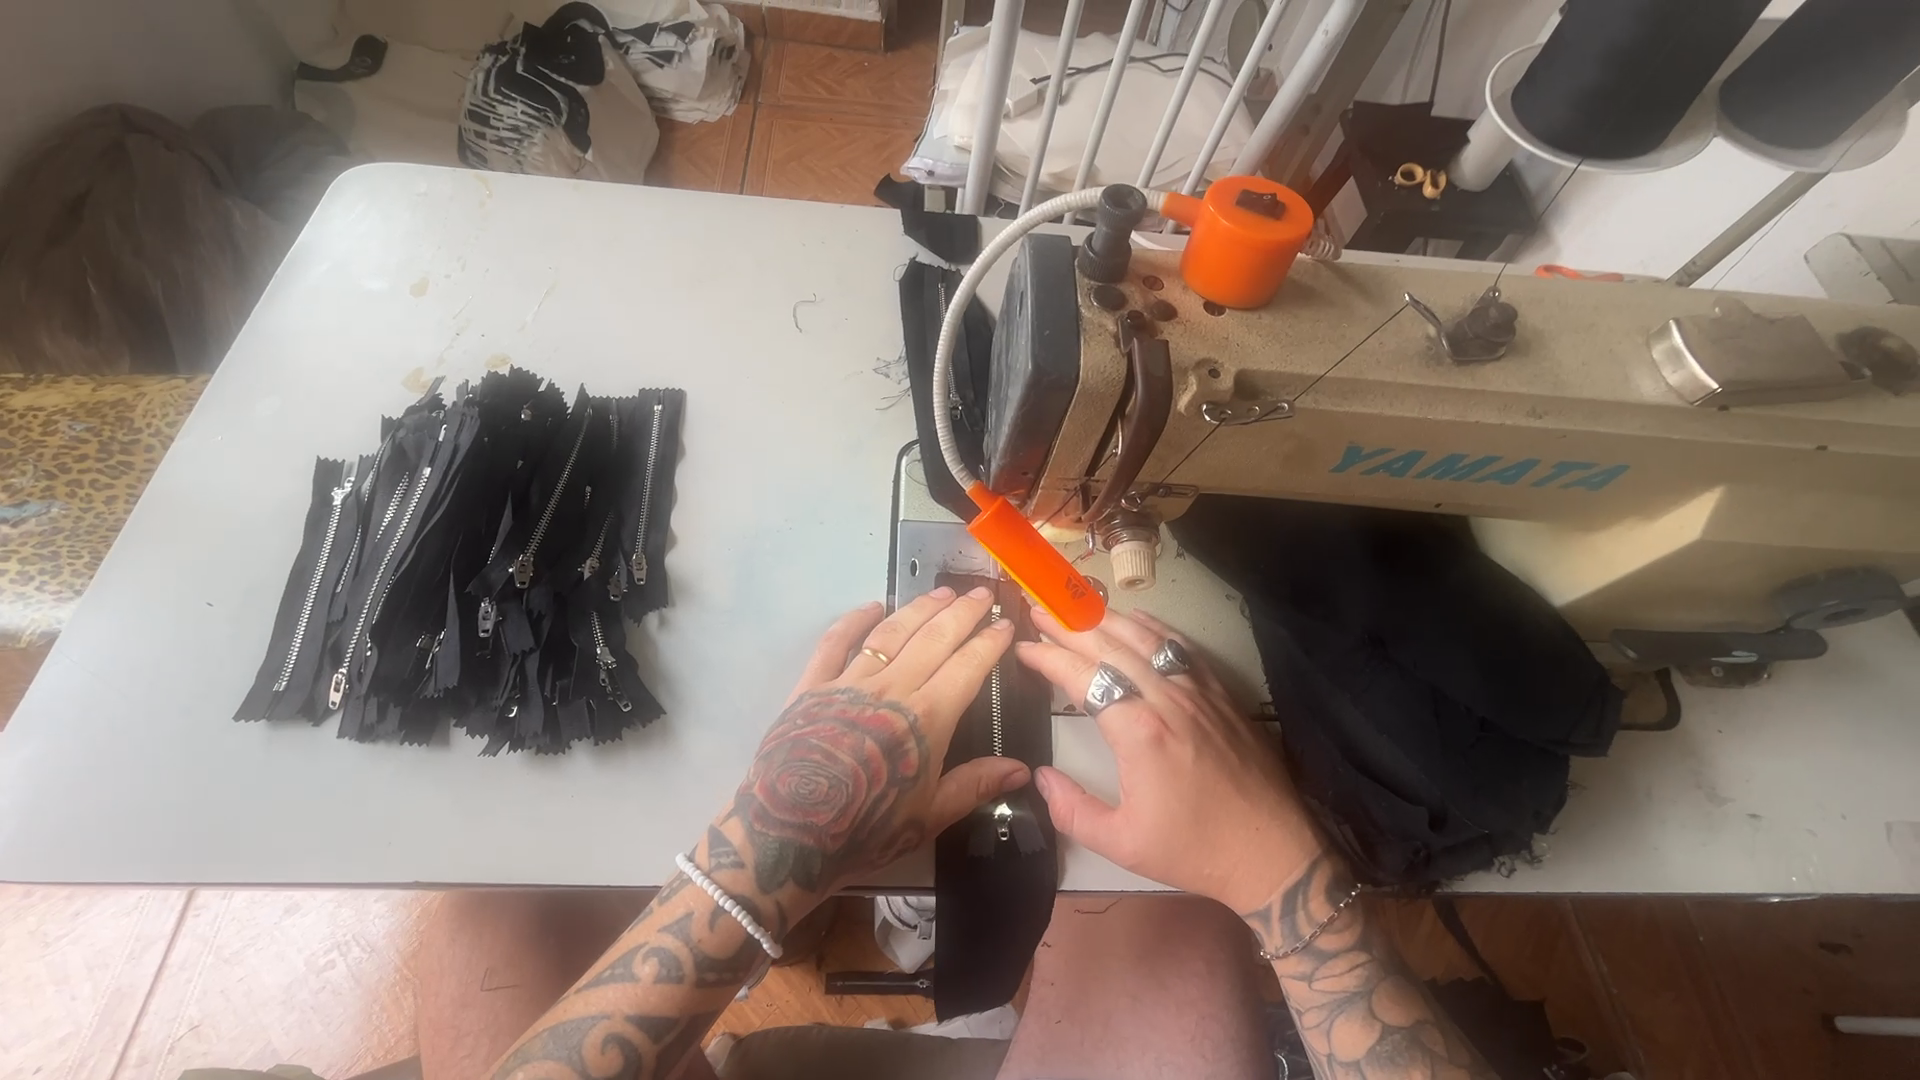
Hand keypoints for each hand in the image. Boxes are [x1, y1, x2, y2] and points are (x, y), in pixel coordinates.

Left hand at [703, 588, 1029, 923]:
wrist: (787, 835)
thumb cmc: (865, 829)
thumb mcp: (929, 816)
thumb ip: (975, 785)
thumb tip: (1021, 769)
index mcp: (927, 718)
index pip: (967, 666)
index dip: (989, 643)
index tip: (1004, 623)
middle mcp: (892, 688)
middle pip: (934, 638)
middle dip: (962, 612)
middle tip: (980, 593)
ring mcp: (849, 682)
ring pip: (892, 633)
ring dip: (919, 609)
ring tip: (941, 593)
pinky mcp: (812, 685)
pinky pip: (835, 643)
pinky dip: (854, 620)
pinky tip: (871, 607)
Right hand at [1017, 607, 1325, 912]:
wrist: (1273, 850)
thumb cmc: (1196, 848)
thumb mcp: (1121, 842)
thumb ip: (1071, 809)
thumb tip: (1040, 777)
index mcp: (1138, 731)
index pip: (1082, 676)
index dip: (1048, 657)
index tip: (1024, 648)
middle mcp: (1167, 699)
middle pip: (1109, 646)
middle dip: (1069, 626)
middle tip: (1040, 611)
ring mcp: (1197, 691)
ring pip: (1145, 638)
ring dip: (1107, 618)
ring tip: (1077, 608)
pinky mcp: (1220, 693)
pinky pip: (1181, 647)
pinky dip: (1153, 628)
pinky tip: (1136, 620)